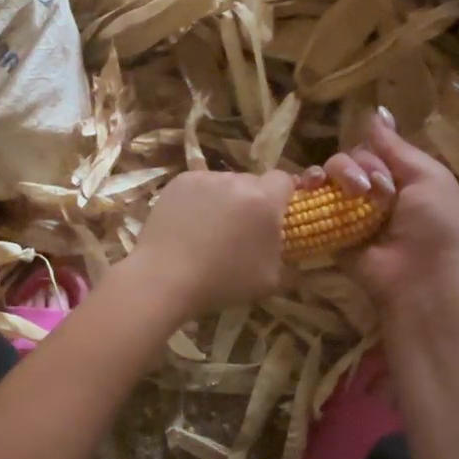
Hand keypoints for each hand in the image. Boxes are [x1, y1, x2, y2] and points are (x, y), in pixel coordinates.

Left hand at [128, 169, 295, 316]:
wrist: (165, 276)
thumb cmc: (223, 280)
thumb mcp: (271, 280)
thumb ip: (288, 258)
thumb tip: (293, 251)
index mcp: (264, 200)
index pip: (285, 179)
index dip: (283, 195)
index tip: (276, 215)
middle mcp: (236, 180)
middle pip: (253, 181)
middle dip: (253, 200)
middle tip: (241, 228)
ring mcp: (205, 178)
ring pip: (225, 183)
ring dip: (225, 198)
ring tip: (210, 227)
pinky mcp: (179, 182)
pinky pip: (199, 185)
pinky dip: (199, 199)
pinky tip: (190, 223)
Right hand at [302, 108, 458, 333]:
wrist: (419, 277)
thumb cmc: (434, 226)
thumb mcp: (428, 178)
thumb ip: (397, 147)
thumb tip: (374, 112)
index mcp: (398, 178)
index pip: (371, 150)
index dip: (371, 154)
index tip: (383, 174)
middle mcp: (371, 192)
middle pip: (346, 160)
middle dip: (353, 169)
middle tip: (366, 191)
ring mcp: (347, 211)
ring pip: (325, 177)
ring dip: (331, 176)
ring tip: (344, 193)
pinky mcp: (326, 229)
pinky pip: (309, 202)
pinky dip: (305, 191)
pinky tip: (307, 189)